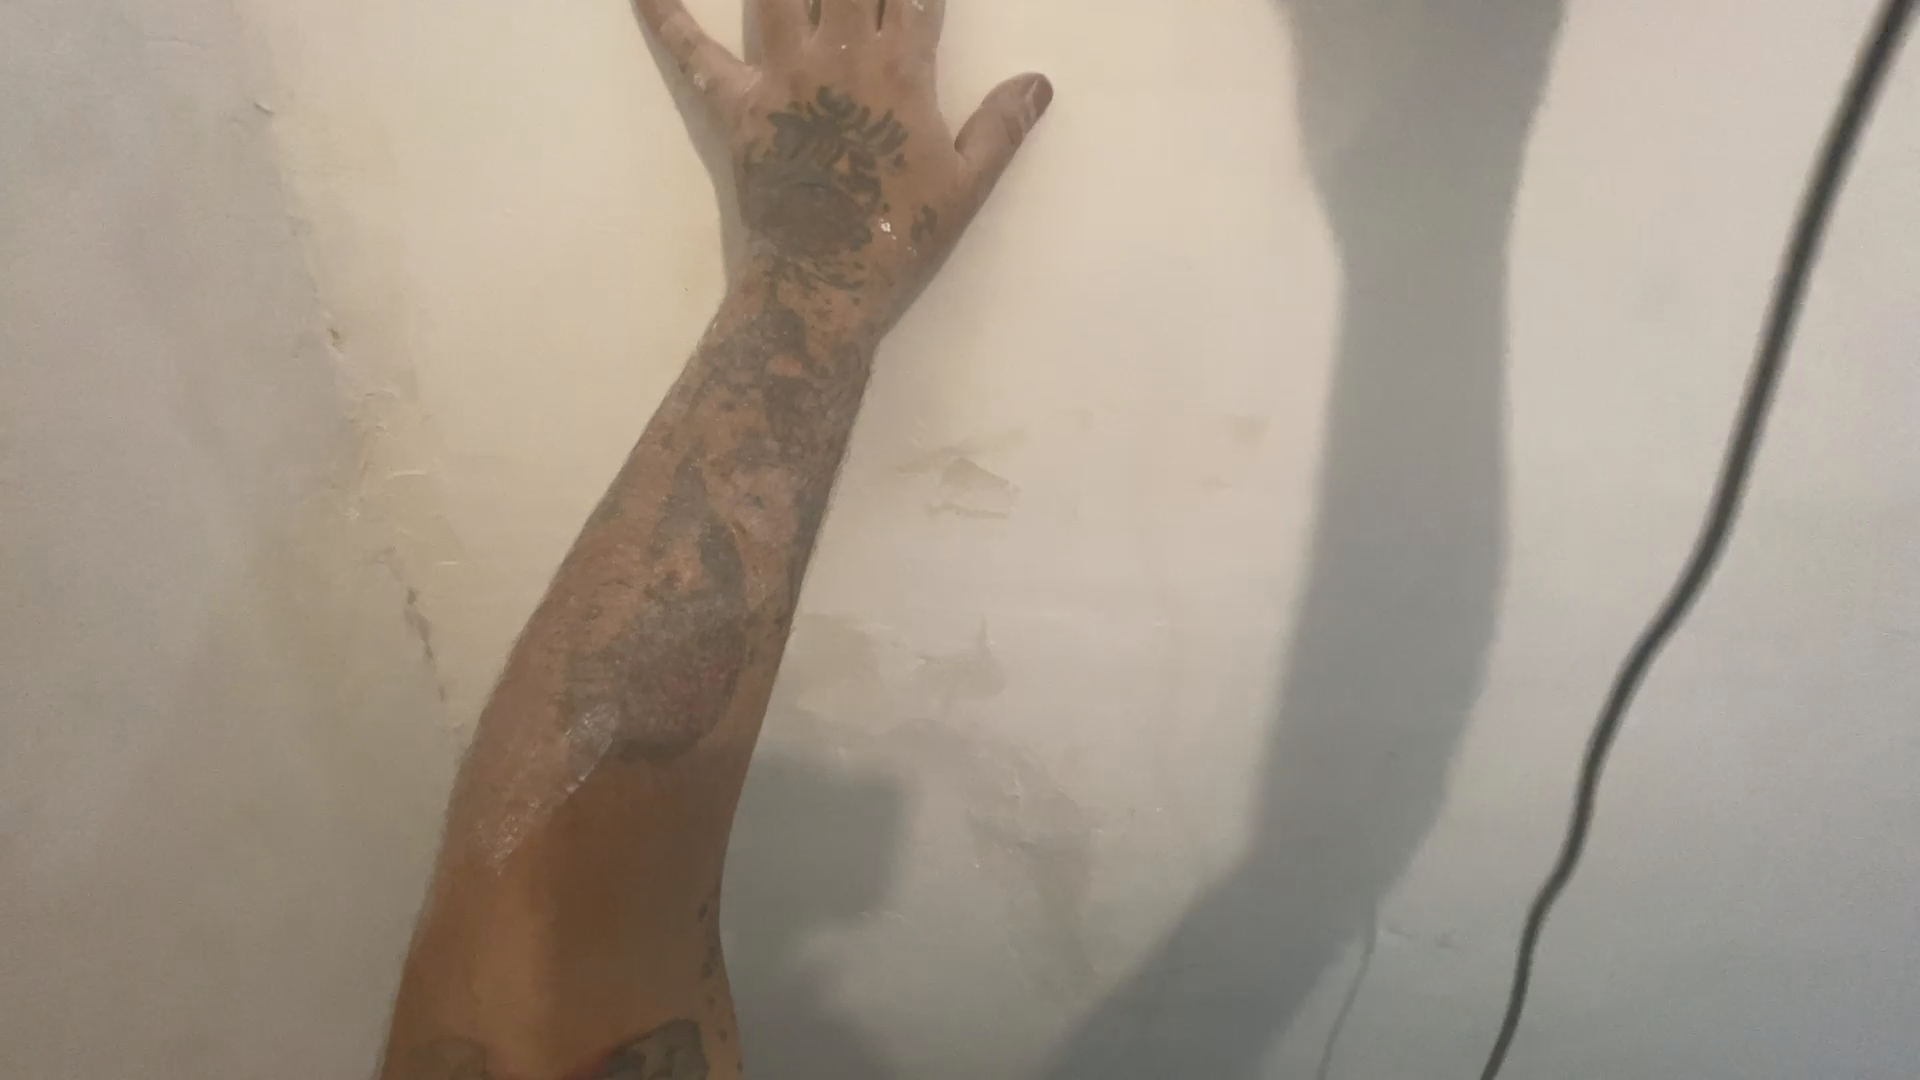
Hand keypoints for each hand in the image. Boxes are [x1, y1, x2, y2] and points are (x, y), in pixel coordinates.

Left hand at [639, 0, 1052, 324]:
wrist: (828, 285)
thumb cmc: (900, 239)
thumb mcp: (965, 189)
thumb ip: (1000, 128)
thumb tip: (1040, 82)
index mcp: (900, 72)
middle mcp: (838, 57)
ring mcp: (782, 78)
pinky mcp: (738, 109)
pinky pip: (695, 55)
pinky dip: (667, 18)